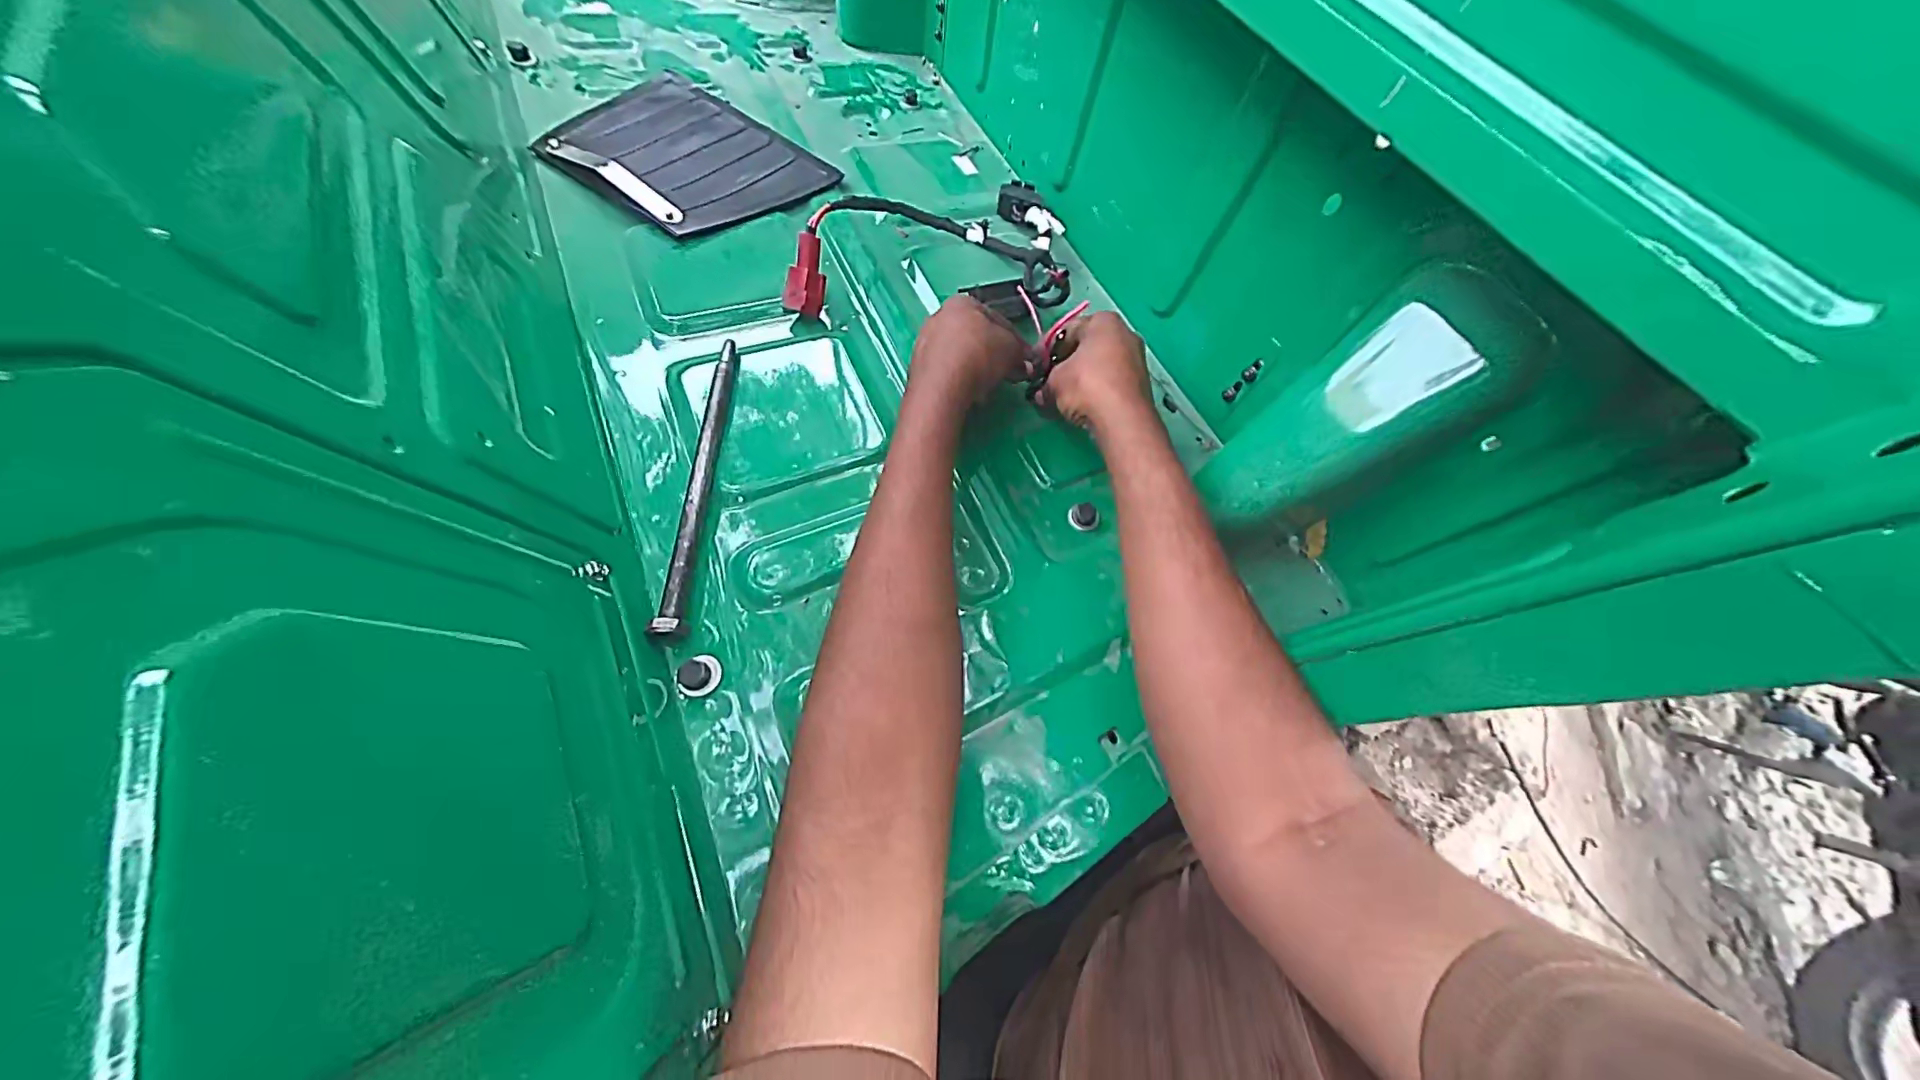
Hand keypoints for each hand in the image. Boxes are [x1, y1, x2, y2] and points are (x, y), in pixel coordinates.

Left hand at [906, 296, 1029, 408]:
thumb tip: (1028, 361)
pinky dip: (960, 379)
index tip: (1024, 356)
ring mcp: (924, 343)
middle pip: (974, 336)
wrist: (941, 386)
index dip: (1014, 338)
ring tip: (989, 385)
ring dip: (976, 368)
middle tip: (1009, 371)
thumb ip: (1022, 352)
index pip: (995, 317)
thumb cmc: (980, 355)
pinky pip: (947, 371)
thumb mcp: (1012, 350)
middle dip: (993, 353)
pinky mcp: (917, 369)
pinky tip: (970, 392)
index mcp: (961, 302)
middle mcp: (938, 317)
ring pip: (960, 355)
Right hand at [1037, 311, 1150, 430]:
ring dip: (1080, 379)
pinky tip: (1081, 406)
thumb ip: (1045, 382)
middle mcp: (1125, 333)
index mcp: (1104, 321)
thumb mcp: (1054, 381)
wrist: (1123, 418)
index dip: (1047, 348)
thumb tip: (1042, 392)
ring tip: (1062, 398)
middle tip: (1048, 381)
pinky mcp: (1140, 383)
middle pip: (1086, 347)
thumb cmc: (1085, 385)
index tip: (1036, 365)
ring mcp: (1136, 358)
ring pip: (1099, 366)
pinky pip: (1110, 382)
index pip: (1067, 330)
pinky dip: (1095, 390)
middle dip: (1065, 364)